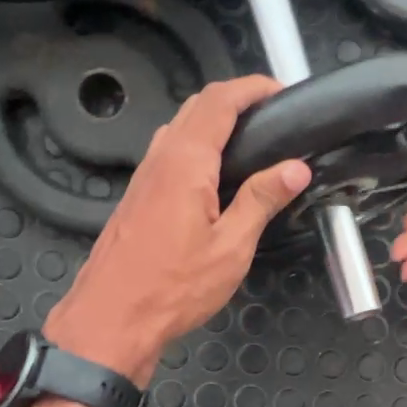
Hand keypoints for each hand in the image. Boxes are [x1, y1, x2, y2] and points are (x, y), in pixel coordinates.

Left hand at [47, 76, 310, 383]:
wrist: (113, 318)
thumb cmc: (173, 287)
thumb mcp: (231, 248)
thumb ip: (261, 201)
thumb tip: (294, 168)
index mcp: (186, 163)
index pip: (220, 102)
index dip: (252, 88)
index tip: (280, 92)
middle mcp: (160, 159)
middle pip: (196, 107)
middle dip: (234, 99)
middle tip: (270, 115)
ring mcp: (144, 177)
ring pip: (179, 128)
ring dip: (212, 121)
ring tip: (249, 141)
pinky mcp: (137, 197)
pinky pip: (168, 154)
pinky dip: (196, 145)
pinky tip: (214, 174)